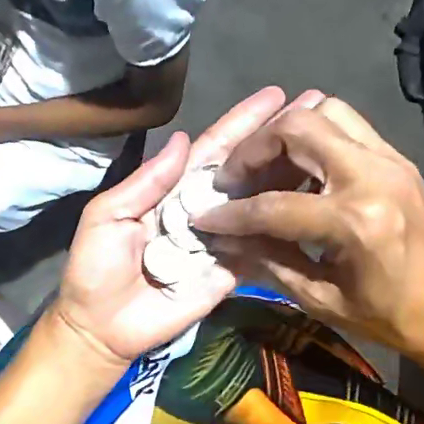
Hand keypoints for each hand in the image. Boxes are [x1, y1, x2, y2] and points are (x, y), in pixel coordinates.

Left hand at [45, 87, 298, 367]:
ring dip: (292, 178)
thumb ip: (146, 182)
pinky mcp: (229, 274)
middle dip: (279, 141)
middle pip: (246, 172)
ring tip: (328, 150)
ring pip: (259, 205)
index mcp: (171, 193)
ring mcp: (220, 243)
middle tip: (320, 107)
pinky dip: (284, 229)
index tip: (276, 96)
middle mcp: (203, 212)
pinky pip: (259, 250)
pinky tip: (316, 205)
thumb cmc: (95, 269)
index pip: (212, 152)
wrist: (100, 327)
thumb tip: (182, 140)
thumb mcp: (107, 216)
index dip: (242, 124)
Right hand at [193, 96, 423, 361]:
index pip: (273, 204)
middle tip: (233, 180)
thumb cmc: (390, 318)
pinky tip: (299, 173)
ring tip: (266, 171)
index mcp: (355, 221)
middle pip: (297, 127)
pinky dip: (313, 139)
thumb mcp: (320, 299)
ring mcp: (390, 160)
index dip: (230, 213)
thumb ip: (268, 262)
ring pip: (324, 112)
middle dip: (253, 150)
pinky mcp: (397, 159)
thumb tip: (223, 242)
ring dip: (285, 135)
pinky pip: (346, 126)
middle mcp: (373, 175)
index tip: (203, 217)